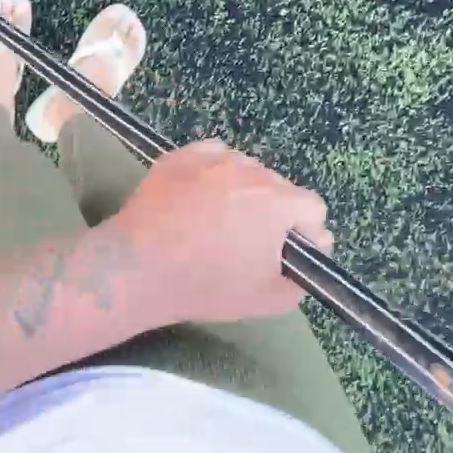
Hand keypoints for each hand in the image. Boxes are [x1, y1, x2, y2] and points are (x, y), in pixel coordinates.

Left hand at [106, 139, 332, 325]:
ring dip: (243, 189)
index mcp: (276, 202)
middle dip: (274, 211)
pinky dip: (213, 171)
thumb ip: (304, 274)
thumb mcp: (271, 298)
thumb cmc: (207, 285)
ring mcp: (209, 159)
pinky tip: (200, 194)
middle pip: (278, 186)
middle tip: (251, 238)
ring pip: (244, 168)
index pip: (311, 206)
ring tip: (221, 217)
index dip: (306, 231)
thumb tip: (312, 250)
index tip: (288, 251)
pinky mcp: (178, 156)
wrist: (139, 265)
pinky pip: (210, 155)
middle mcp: (246, 171)